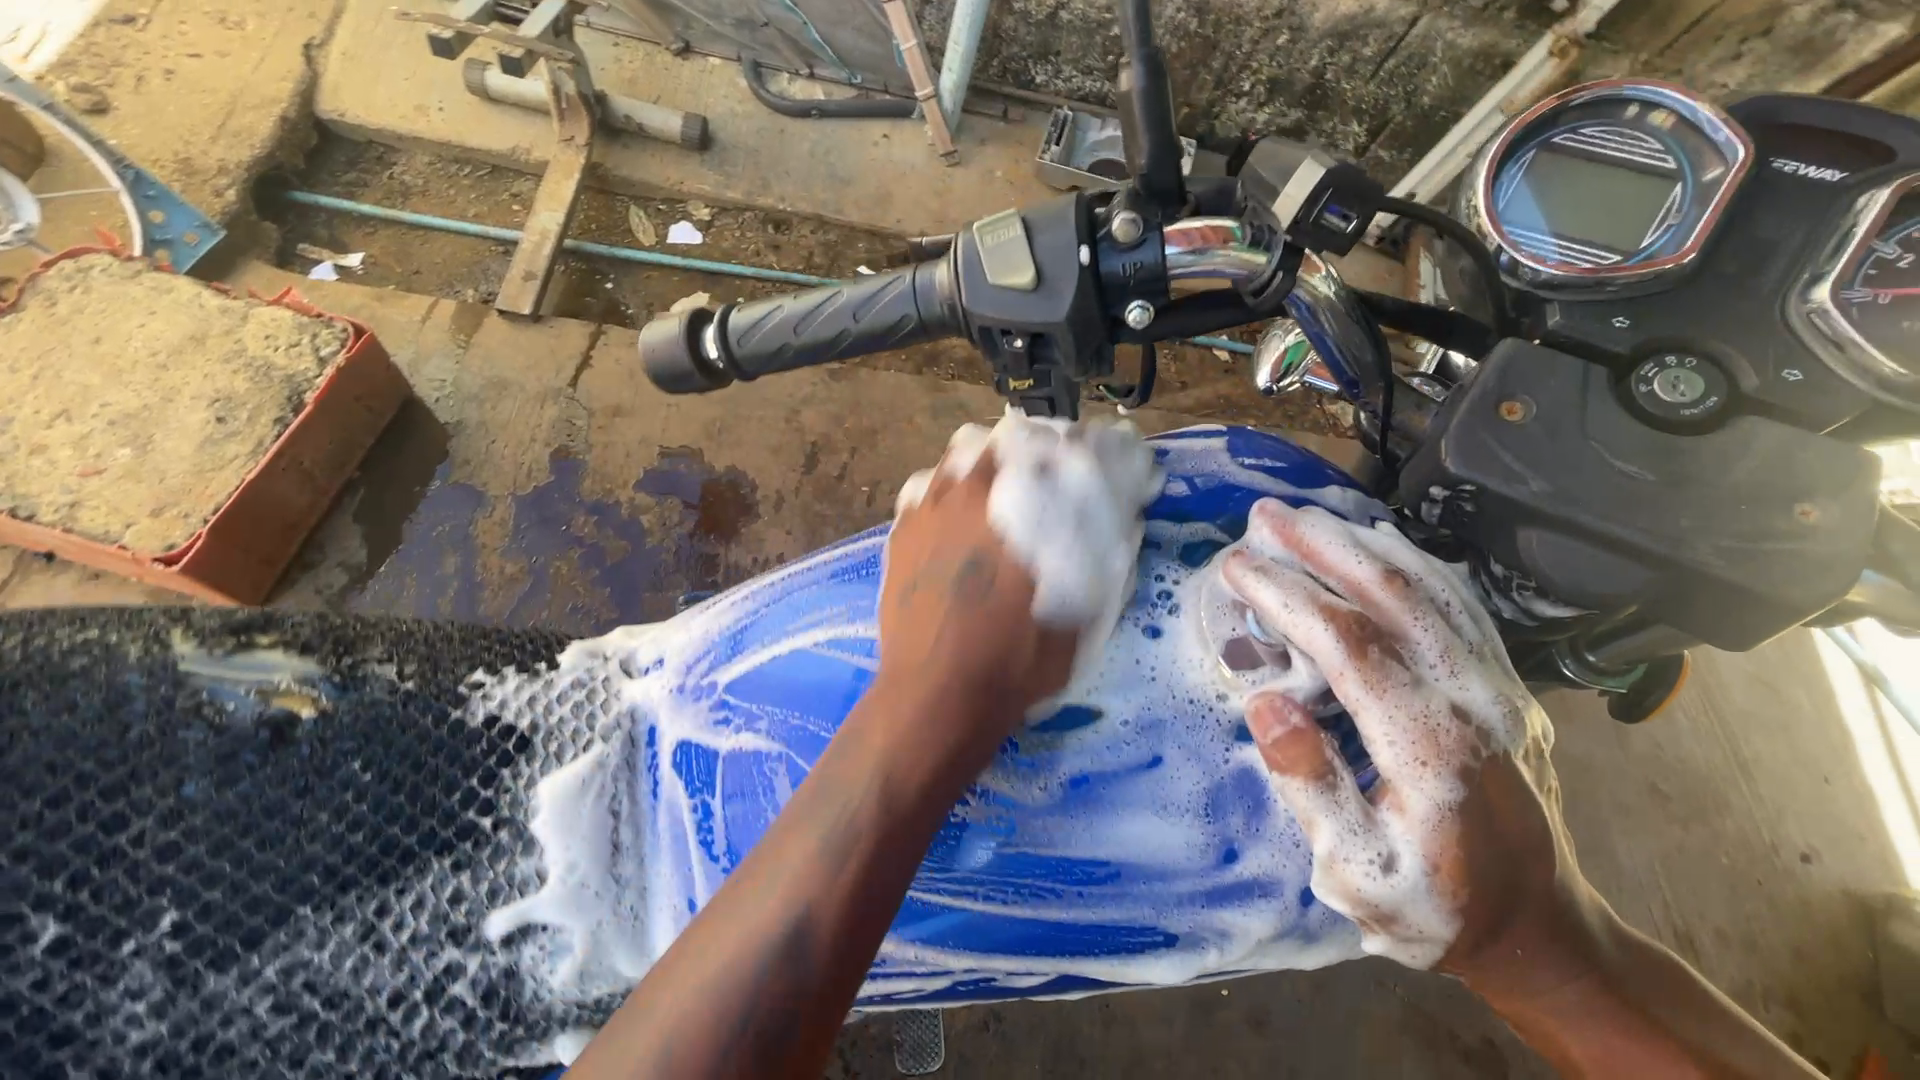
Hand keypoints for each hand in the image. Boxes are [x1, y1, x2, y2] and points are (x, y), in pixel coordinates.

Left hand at [877, 451, 1078, 762]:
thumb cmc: (1013, 666)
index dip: (1085, 448)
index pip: (1065, 452)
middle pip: (1012, 439)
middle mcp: (978, 495)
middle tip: (1050, 471)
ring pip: (965, 451)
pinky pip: (930, 482)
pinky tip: (957, 510)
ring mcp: (933, 507)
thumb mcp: (1078, 623)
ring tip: (1002, 483)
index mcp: (1030, 514)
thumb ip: (1098, 566)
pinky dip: (950, 485)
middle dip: (1038, 449)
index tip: (1097, 456)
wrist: (934, 695)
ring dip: (991, 460)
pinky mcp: (903, 526)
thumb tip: (1118, 524)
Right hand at [1222, 499, 1586, 981]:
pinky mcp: (1506, 685)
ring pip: (1429, 587)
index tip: (1236, 566)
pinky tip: (1379, 545)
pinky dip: (1412, 563)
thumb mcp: (1357, 875)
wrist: (1539, 928)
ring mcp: (1497, 686)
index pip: (1348, 642)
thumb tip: (1262, 702)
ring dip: (1362, 543)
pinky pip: (1459, 604)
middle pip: (1392, 593)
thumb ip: (1310, 786)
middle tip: (1263, 515)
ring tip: (1308, 516)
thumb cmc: (1436, 908)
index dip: (1287, 595)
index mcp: (1428, 745)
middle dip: (1320, 546)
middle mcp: (1471, 699)